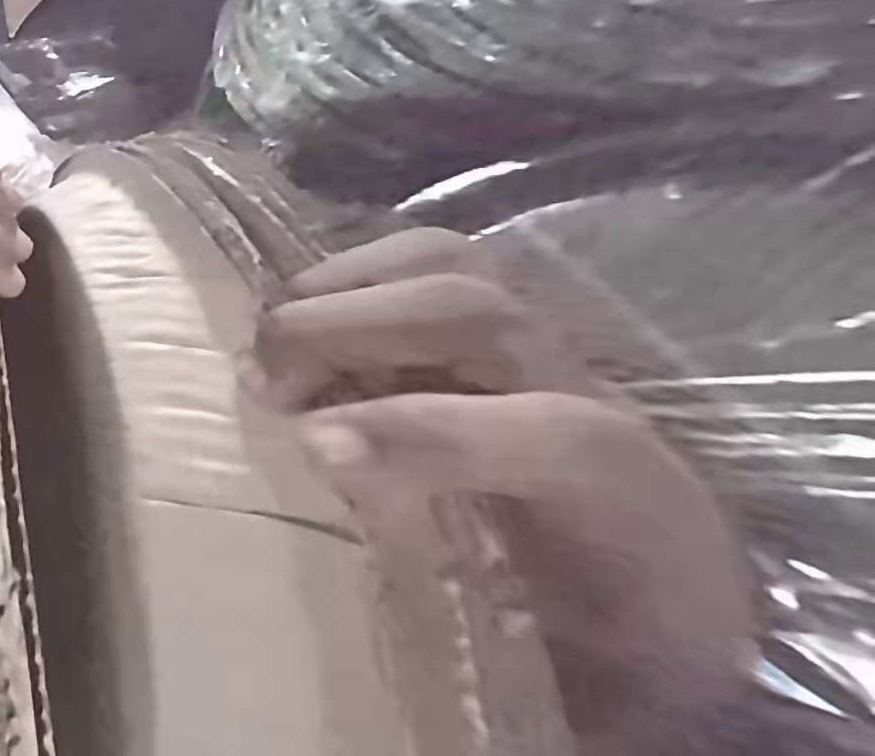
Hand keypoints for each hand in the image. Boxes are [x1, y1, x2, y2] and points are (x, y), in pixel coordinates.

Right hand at [257, 229, 754, 749]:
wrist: (626, 578)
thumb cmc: (567, 624)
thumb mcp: (529, 644)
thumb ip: (442, 581)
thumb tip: (318, 459)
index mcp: (634, 505)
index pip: (558, 442)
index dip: (421, 433)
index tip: (308, 446)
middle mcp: (590, 393)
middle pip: (472, 314)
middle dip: (339, 335)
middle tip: (264, 385)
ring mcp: (535, 340)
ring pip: (445, 261)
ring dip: (336, 288)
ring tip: (277, 338)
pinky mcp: (492, 315)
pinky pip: (420, 253)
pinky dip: (347, 271)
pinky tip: (306, 311)